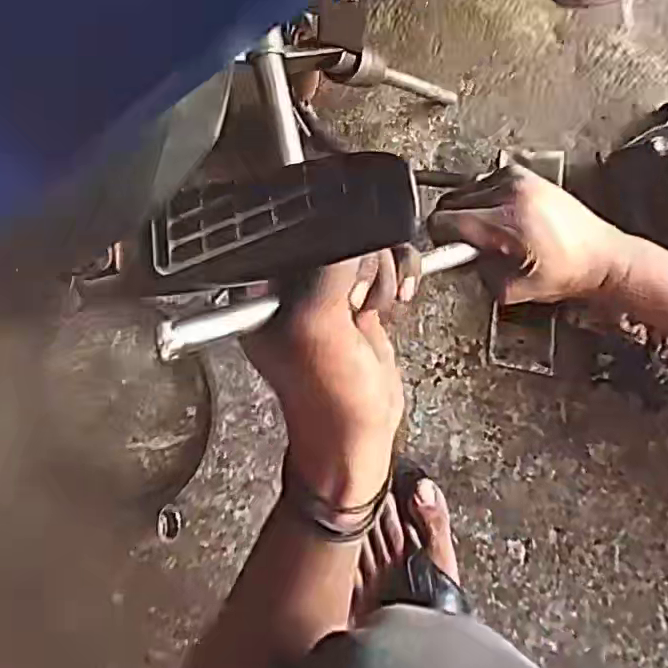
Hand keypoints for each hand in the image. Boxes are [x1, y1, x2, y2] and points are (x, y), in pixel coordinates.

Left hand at [242, 246, 420, 506]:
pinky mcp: (363, 294)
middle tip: (353, 306)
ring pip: (372, 243)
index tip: (337, 285)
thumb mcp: (319, 328)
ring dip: (385, 276)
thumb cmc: (328, 401)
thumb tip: (348, 231)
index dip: (329, 248)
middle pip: (343, 232)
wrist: (360, 437)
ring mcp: (333, 287)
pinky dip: (403, 276)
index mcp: (265, 284)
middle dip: (362, 267)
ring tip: (369, 311)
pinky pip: (391, 259)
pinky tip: (395, 302)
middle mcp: (296, 282)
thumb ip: (328, 272)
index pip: (302, 231)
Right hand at [427, 163, 631, 304]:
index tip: (444, 246)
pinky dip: (480, 198)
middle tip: (468, 243)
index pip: (445, 220)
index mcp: (506, 222)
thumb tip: (455, 259)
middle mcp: (509, 193)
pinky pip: (481, 181)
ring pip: (462, 191)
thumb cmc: (567, 273)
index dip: (439, 237)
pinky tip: (497, 215)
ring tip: (488, 230)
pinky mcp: (521, 174)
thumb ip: (478, 273)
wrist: (603, 255)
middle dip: (452, 224)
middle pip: (449, 203)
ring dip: (466, 210)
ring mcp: (515, 179)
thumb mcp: (514, 289)